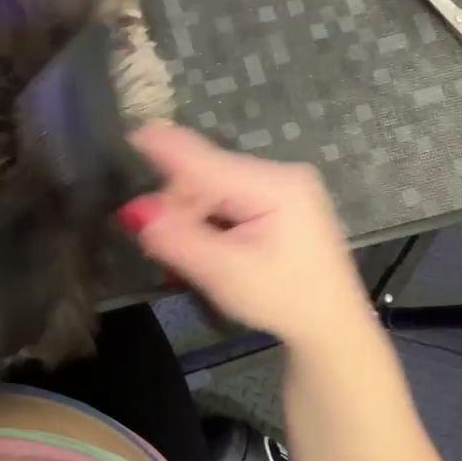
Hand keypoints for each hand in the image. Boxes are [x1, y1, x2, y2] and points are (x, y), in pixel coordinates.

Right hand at [121, 123, 373, 349]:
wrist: (331, 327)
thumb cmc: (283, 300)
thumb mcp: (224, 273)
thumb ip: (178, 240)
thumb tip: (133, 211)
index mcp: (273, 185)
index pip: (205, 160)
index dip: (165, 148)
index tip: (130, 133)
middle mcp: (278, 174)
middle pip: (205, 177)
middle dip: (177, 208)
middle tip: (164, 250)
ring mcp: (280, 187)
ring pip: (211, 190)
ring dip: (190, 219)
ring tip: (188, 258)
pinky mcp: (276, 202)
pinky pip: (225, 201)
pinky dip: (206, 222)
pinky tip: (206, 247)